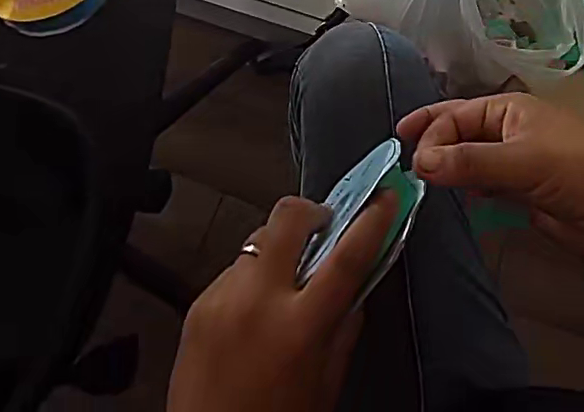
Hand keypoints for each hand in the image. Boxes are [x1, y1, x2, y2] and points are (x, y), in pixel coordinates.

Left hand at [168, 193, 395, 411]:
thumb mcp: (324, 384)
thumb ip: (344, 328)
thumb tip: (358, 281)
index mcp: (299, 329)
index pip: (347, 257)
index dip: (372, 220)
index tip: (385, 198)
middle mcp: (258, 303)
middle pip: (288, 217)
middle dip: (310, 210)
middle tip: (323, 224)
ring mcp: (223, 297)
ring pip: (258, 239)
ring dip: (277, 250)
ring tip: (284, 282)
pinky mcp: (199, 302)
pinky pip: (233, 269)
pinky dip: (250, 278)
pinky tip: (253, 310)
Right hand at [397, 93, 583, 269]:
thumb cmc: (582, 170)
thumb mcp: (525, 161)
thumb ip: (471, 162)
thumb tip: (419, 162)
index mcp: (507, 110)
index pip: (456, 114)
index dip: (430, 131)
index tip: (412, 158)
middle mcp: (507, 132)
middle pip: (458, 134)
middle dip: (432, 145)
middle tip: (405, 166)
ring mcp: (514, 163)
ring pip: (468, 161)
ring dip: (446, 169)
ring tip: (420, 183)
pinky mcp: (522, 195)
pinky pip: (483, 186)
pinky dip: (466, 190)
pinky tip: (452, 197)